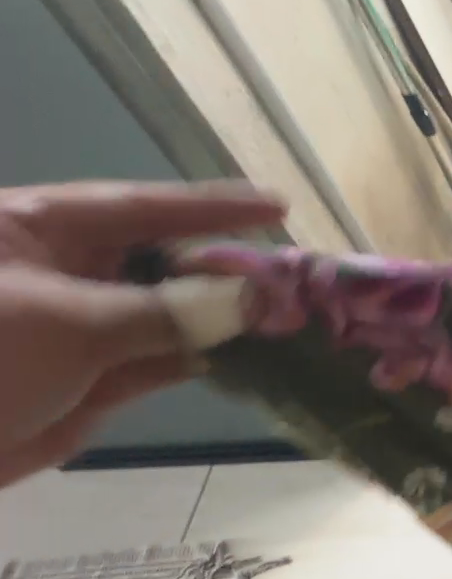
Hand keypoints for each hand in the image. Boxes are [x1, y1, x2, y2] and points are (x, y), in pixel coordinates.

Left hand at [0, 180, 284, 486]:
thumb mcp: (69, 322)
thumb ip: (171, 310)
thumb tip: (261, 299)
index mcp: (28, 231)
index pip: (134, 208)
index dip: (209, 208)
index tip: (279, 207)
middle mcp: (60, 269)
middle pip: (163, 258)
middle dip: (231, 269)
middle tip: (297, 277)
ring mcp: (84, 323)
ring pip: (175, 310)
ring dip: (232, 316)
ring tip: (293, 313)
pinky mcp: (102, 371)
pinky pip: (172, 354)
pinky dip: (216, 355)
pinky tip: (261, 352)